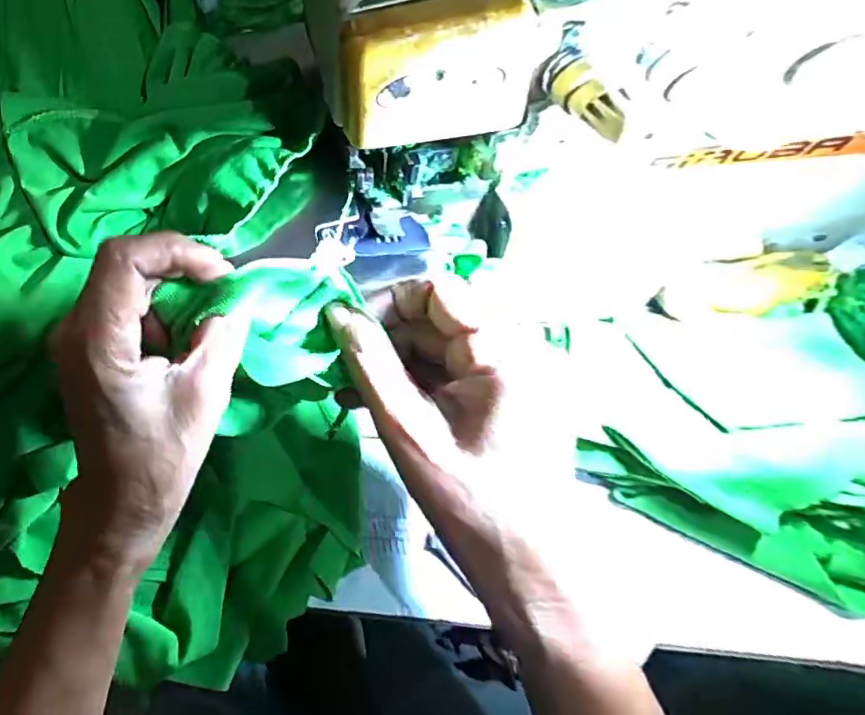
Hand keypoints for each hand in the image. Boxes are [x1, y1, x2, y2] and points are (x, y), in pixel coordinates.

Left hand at [49, 232, 247, 568]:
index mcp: (97, 338)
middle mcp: (73, 327)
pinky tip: (173, 346)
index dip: (175, 250)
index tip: (218, 274)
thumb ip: (219, 336)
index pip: (124, 259)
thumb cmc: (159, 461)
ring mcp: (71, 334)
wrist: (115, 504)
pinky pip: (118, 303)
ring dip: (166, 290)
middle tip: (218, 288)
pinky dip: (153, 309)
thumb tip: (233, 299)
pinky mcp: (80, 343)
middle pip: (121, 263)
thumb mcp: (203, 396)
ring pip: (121, 279)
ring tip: (197, 328)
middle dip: (175, 266)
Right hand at [325, 278, 578, 648]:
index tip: (347, 327)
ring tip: (343, 384)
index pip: (440, 291)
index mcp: (505, 355)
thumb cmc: (471, 500)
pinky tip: (365, 399)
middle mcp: (512, 354)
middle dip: (379, 334)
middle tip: (336, 359)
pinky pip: (439, 370)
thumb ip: (370, 362)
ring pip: (429, 343)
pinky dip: (402, 379)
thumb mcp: (407, 428)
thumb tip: (335, 311)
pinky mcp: (494, 399)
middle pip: (431, 317)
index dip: (388, 300)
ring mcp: (505, 377)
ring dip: (384, 359)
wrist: (529, 572)